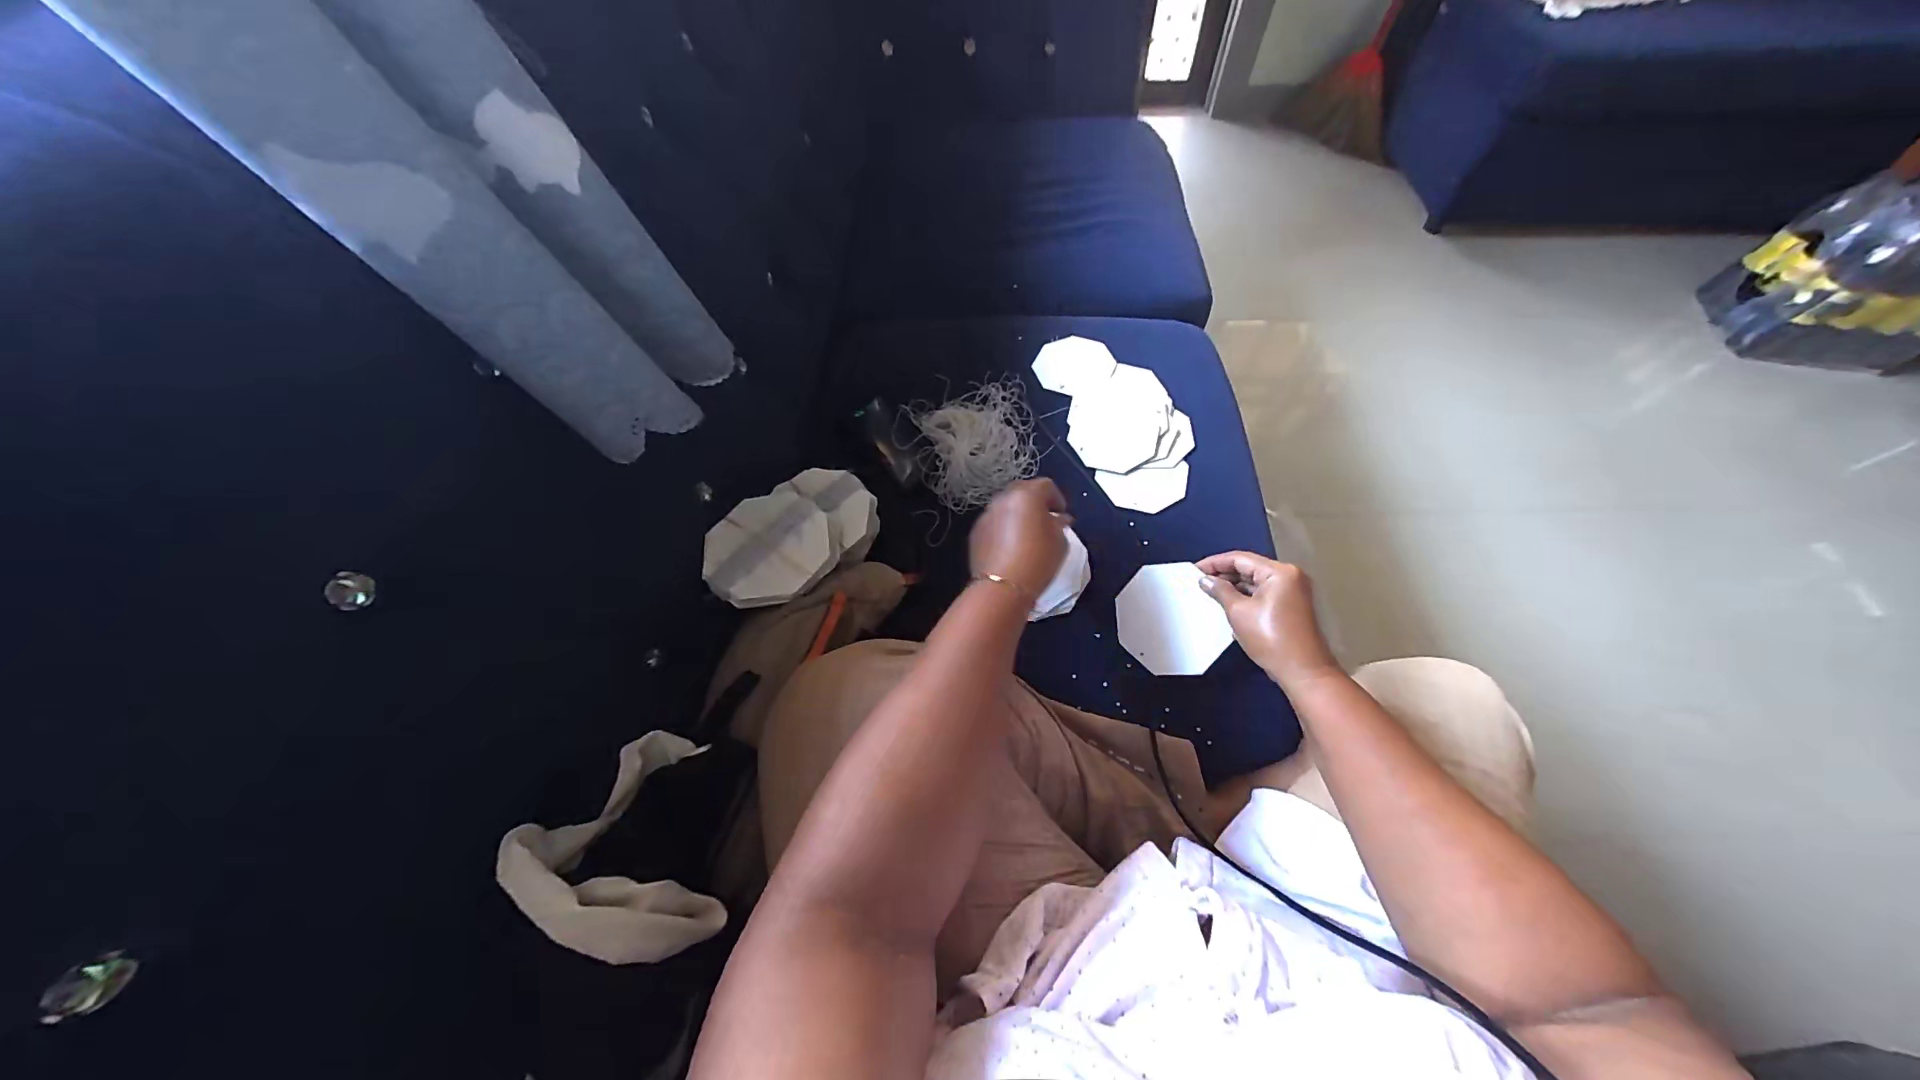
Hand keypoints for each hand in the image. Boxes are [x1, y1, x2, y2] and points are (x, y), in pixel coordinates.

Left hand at [970, 479, 1068, 603]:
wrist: (1002, 587)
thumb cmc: (1037, 561)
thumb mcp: (1059, 541)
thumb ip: (1059, 523)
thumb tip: (1057, 518)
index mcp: (1027, 495)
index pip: (1046, 485)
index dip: (1057, 498)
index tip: (1062, 513)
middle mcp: (1003, 499)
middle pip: (1023, 491)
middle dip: (1035, 502)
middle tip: (1045, 519)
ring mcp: (986, 514)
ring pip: (1006, 506)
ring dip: (1017, 514)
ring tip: (1028, 533)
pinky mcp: (976, 531)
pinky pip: (995, 522)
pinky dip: (1004, 527)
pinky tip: (1011, 545)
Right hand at [1196, 552, 1339, 687]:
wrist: (1302, 671)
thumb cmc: (1270, 638)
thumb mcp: (1238, 612)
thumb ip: (1220, 590)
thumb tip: (1206, 580)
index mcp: (1279, 572)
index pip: (1240, 559)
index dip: (1215, 562)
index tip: (1194, 569)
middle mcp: (1289, 576)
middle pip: (1249, 568)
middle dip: (1224, 574)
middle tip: (1199, 581)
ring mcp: (1292, 591)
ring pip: (1255, 581)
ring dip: (1233, 586)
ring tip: (1209, 592)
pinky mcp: (1290, 605)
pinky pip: (1262, 593)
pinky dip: (1245, 596)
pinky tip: (1227, 603)